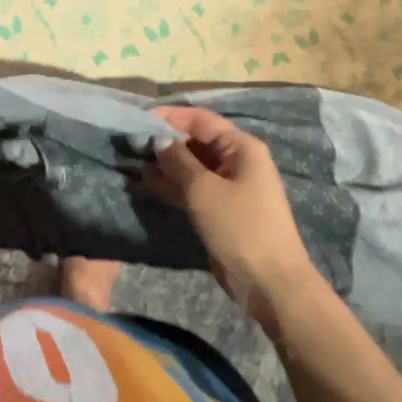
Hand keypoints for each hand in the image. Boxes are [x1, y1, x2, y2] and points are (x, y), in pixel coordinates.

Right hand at [147, 106, 321, 321]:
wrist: (270, 284)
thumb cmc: (240, 227)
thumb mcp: (203, 189)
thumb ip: (177, 160)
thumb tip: (158, 139)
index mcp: (241, 148)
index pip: (200, 119)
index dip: (169, 116)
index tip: (138, 119)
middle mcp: (236, 161)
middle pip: (195, 141)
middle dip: (164, 142)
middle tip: (131, 145)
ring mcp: (229, 187)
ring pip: (191, 166)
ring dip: (164, 165)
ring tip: (133, 166)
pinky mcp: (221, 209)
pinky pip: (192, 188)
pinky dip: (172, 185)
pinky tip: (146, 185)